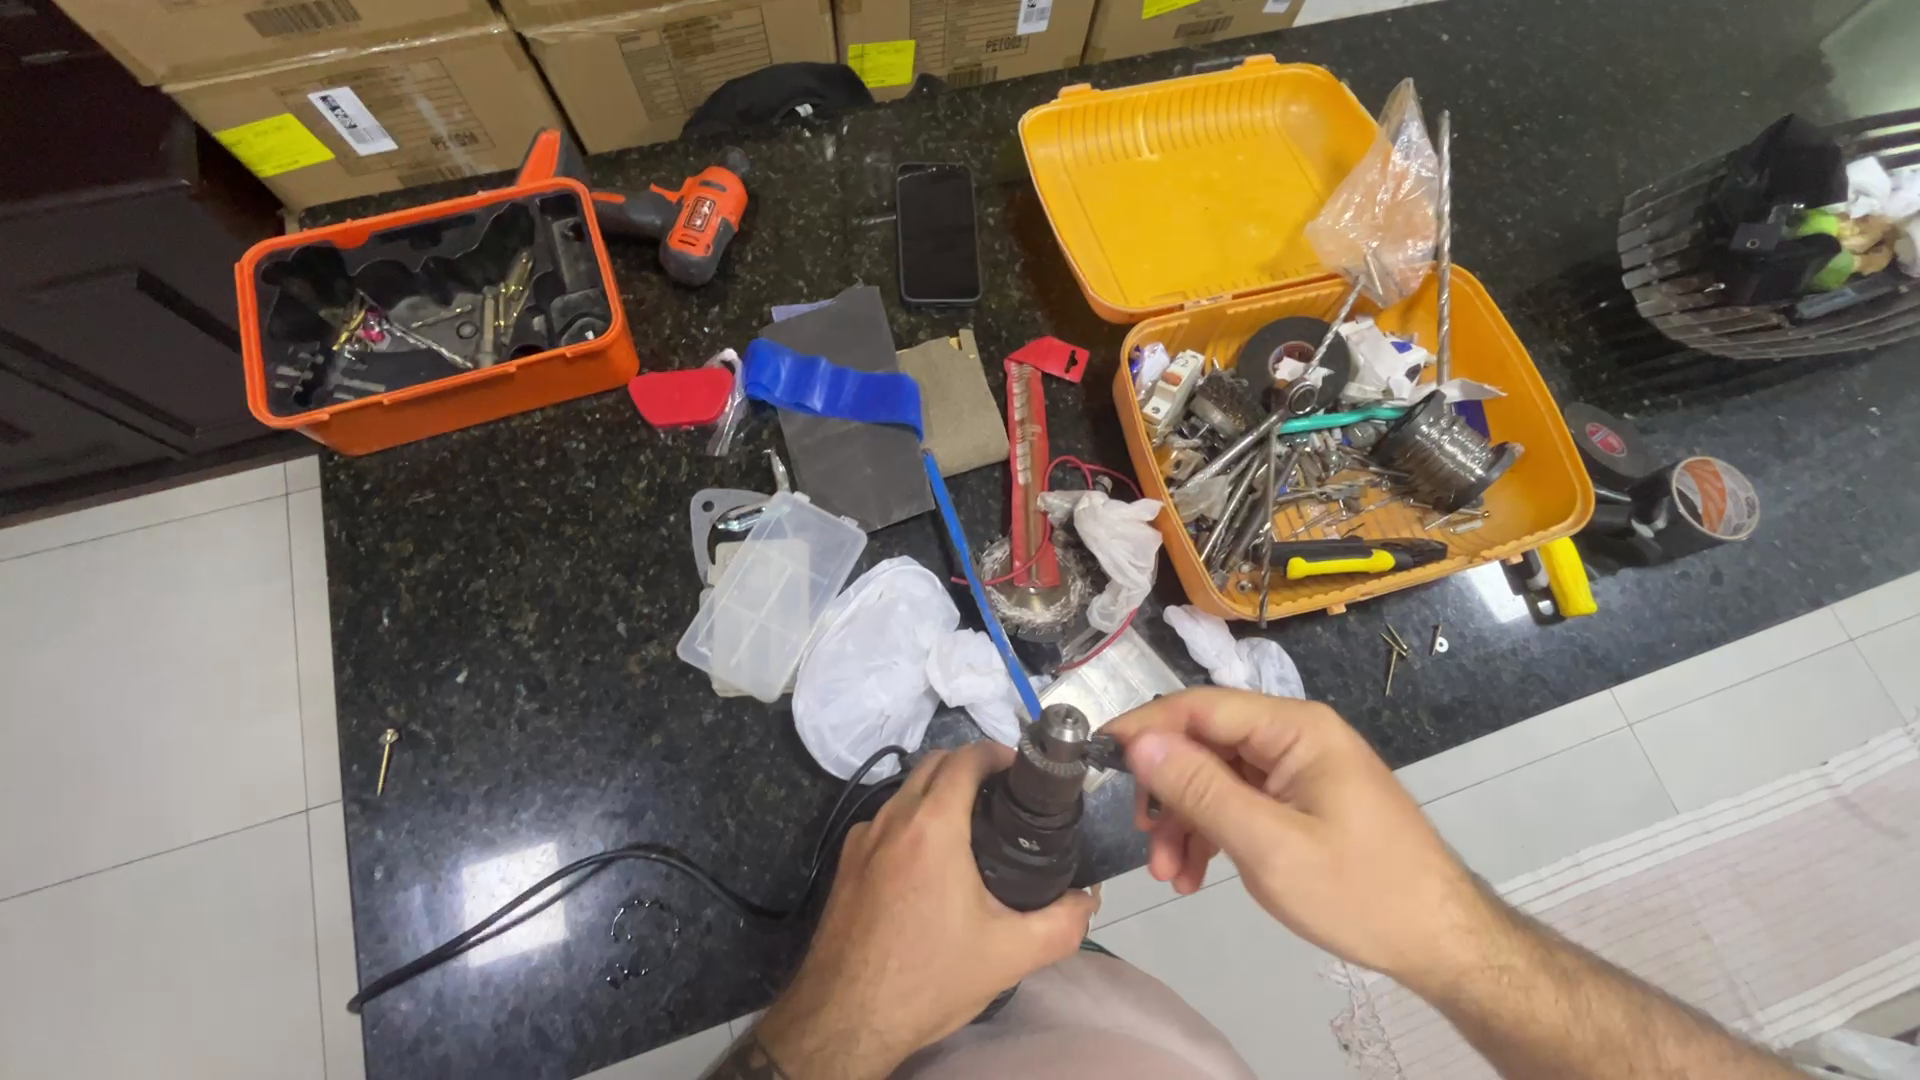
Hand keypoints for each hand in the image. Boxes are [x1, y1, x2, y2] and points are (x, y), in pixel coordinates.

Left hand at [755, 742, 1096, 1079]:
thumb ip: (1060, 924)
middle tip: (1004, 794)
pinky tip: (928, 861)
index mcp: (932, 825)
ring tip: (973, 825)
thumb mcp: (1008, 956)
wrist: (844, 1018)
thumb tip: (1086, 899)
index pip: (965, 758)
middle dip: (970, 765)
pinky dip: (911, 819)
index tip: (1021, 770)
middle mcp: (893, 817)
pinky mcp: (845, 860)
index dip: (997, 753)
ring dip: (939, 791)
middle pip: (935, 764)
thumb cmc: (928, 979)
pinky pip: (885, 819)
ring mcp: (862, 837)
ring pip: (906, 790)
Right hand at [1104, 689, 1502, 990]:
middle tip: (1143, 836)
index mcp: (1293, 728)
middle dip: (1168, 792)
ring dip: (1184, 821)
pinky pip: (1236, 802)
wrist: (1443, 945)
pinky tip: (1192, 875)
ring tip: (1168, 873)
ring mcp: (1294, 769)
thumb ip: (1200, 789)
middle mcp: (1291, 736)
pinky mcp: (1296, 800)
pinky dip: (1209, 834)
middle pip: (1204, 744)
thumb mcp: (1269, 845)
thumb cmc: (1361, 891)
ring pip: (1214, 778)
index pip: (1200, 707)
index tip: (1100, 753)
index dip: (1147, 726)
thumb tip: (1137, 741)